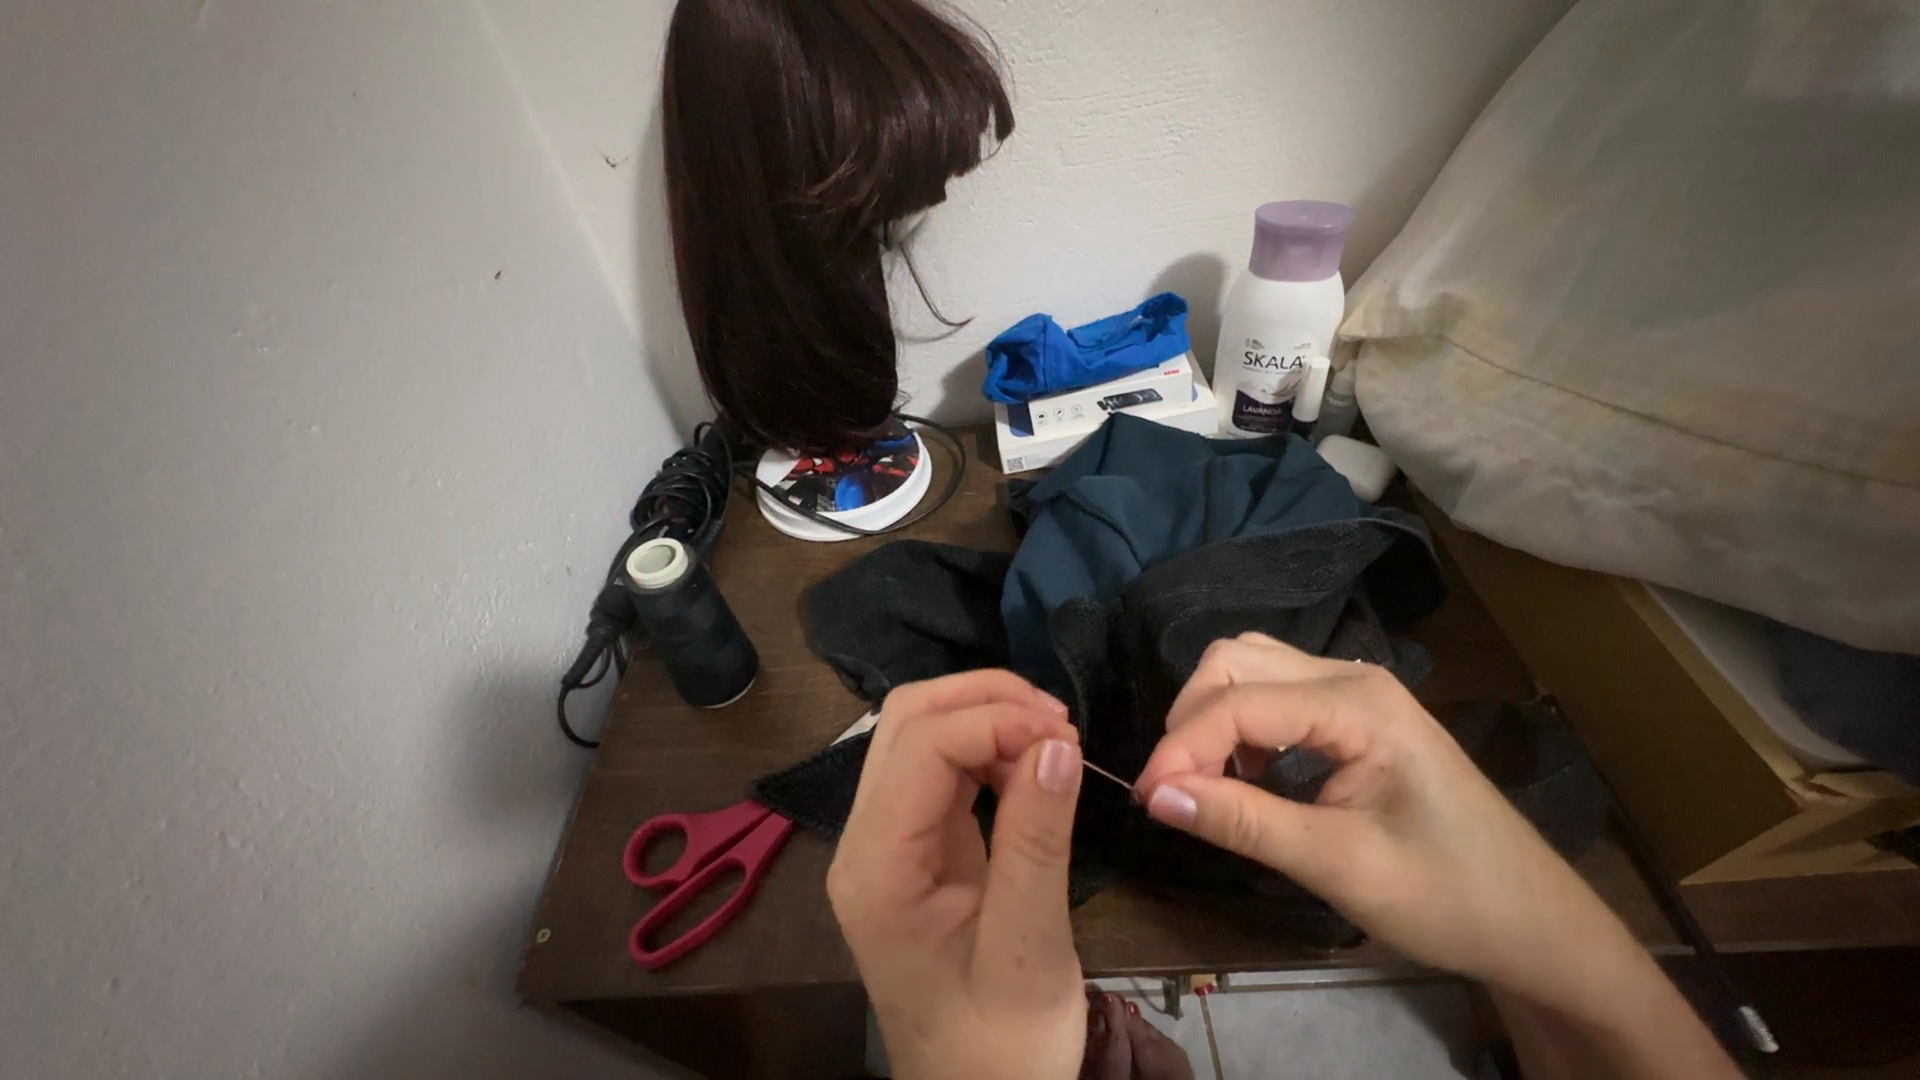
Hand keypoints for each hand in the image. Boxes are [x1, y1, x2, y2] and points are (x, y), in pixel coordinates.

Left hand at [827, 671, 1087, 1079]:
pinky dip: (986, 747)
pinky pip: (940, 766)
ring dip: (985, 716)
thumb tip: (1057, 744)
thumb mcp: (1030, 949)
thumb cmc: (1003, 1045)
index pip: (921, 747)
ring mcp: (885, 838)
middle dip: (982, 699)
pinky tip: (1029, 764)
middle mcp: (866, 839)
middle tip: (1058, 722)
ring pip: (920, 732)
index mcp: (876, 868)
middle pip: (906, 721)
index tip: (1065, 734)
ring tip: (1052, 740)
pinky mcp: (913, 842)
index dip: (992, 719)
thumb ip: (1036, 840)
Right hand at [1132, 634, 1641, 1010]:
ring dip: (1210, 713)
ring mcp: (1353, 689)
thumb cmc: (1448, 898)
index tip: (1147, 799)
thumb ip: (1243, 822)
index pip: (1238, 703)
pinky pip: (1270, 690)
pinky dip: (1237, 721)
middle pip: (1235, 662)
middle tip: (1174, 786)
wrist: (1536, 924)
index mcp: (1359, 706)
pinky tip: (1244, 770)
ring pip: (1248, 666)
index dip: (1181, 747)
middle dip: (1190, 718)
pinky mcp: (1350, 710)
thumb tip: (1155, 796)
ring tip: (1203, 777)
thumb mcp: (1339, 866)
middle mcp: (1351, 677)